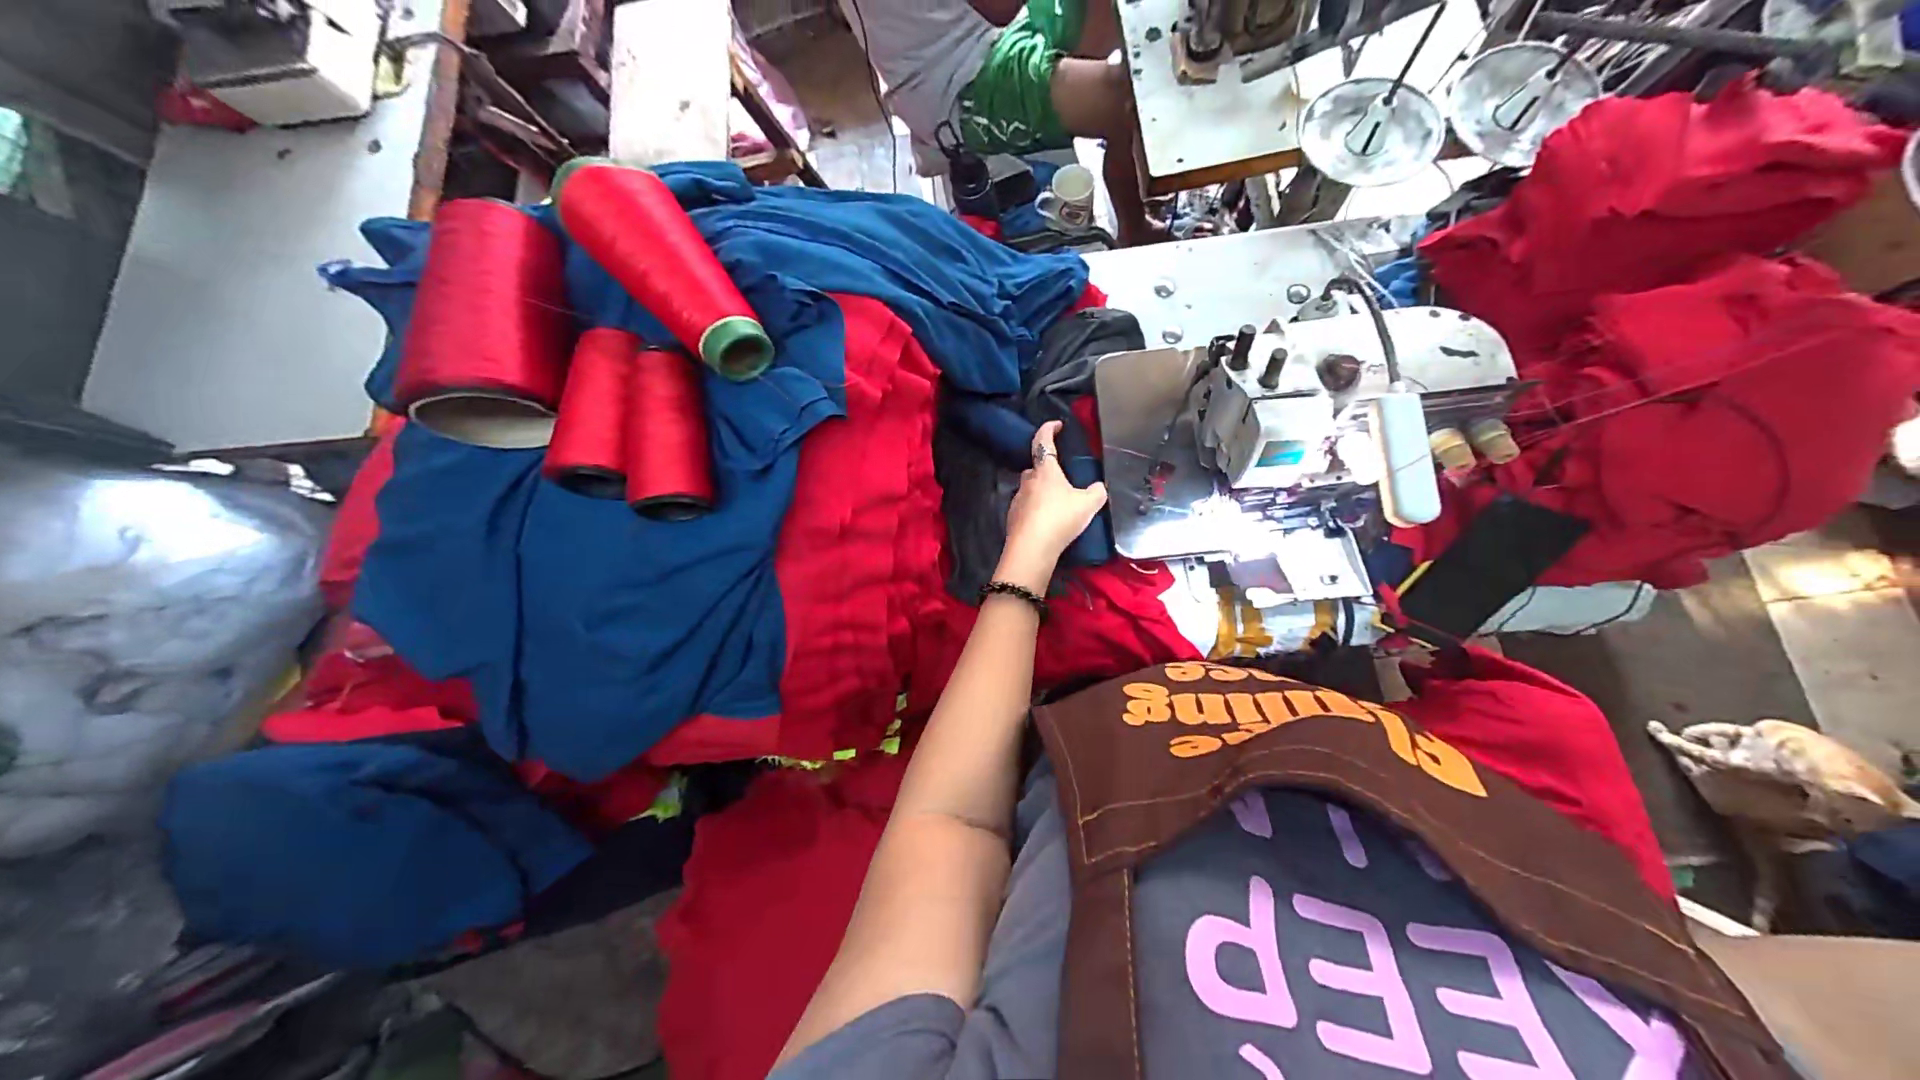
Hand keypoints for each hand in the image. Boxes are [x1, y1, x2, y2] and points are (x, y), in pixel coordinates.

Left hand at [997, 421, 1107, 590]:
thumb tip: (1098, 488)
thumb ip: (1096, 492)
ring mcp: (1018, 500)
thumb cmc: (1059, 518)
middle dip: (1047, 469)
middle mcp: (1028, 481)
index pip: (1043, 441)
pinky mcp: (1013, 518)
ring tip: (1057, 504)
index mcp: (1046, 471)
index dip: (1049, 429)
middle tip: (1062, 478)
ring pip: (1030, 489)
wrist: (1031, 549)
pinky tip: (1046, 522)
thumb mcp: (1089, 504)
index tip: (1056, 425)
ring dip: (1041, 492)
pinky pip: (1026, 508)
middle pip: (1036, 468)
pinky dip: (1036, 511)